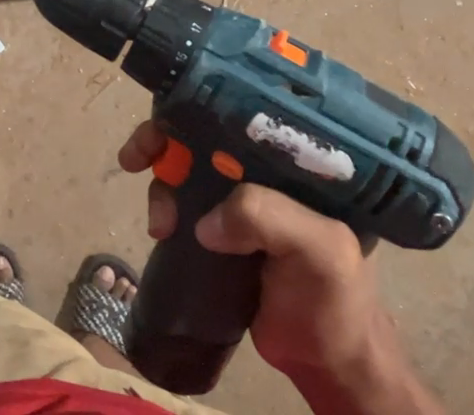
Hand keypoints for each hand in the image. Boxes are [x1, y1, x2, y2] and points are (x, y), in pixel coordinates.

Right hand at [118, 121, 421, 400]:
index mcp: (300, 164)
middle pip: (207, 137)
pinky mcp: (222, 231)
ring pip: (189, 171)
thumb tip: (205, 222)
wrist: (326, 363)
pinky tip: (160, 230)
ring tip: (160, 224)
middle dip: (166, 141)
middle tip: (137, 158)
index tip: (169, 122)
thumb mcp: (319, 251)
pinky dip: (165, 208)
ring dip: (163, 186)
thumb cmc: (336, 300)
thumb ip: (268, 218)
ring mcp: (242, 203)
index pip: (248, 118)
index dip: (204, 110)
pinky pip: (185, 205)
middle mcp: (268, 173)